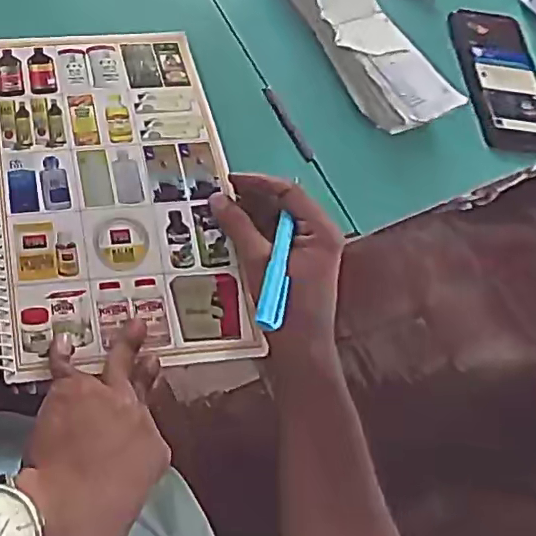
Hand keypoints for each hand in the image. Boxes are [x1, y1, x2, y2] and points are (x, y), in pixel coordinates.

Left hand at [16, 320, 166, 535]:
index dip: (143, 399)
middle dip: (142, 358)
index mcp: (154, 448)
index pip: (148, 417)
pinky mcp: (74, 390)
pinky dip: (62, 354)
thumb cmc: (95, 517)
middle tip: (143, 335)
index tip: (146, 385)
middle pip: (140, 380)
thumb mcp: (128, 492)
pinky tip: (62, 344)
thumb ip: (125, 465)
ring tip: (119, 330)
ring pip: (111, 364)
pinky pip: (67, 365)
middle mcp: (136, 416)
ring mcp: (106, 397)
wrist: (69, 513)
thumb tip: (111, 460)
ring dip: (116, 347)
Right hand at [209, 173, 346, 375]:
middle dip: (248, 199)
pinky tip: (225, 233)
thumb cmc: (285, 305)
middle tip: (215, 195)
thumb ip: (238, 225)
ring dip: (245, 217)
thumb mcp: (258, 261)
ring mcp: (306, 253)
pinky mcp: (293, 266)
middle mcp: (317, 237)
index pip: (288, 192)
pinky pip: (269, 241)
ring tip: (215, 211)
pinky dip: (249, 235)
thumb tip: (216, 198)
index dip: (256, 182)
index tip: (227, 179)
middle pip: (280, 206)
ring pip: (272, 223)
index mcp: (320, 230)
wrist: (299, 356)